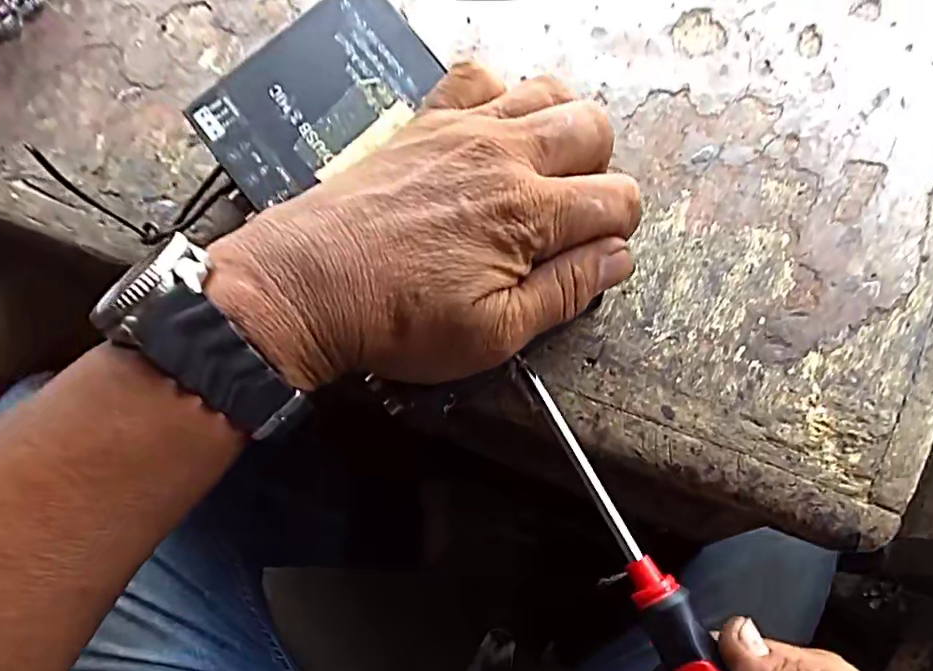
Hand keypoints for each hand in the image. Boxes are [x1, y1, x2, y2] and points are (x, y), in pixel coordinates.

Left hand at [205, 63, 640, 389]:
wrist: (312, 288)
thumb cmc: (399, 318)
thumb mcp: (498, 333)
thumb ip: (566, 292)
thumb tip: (615, 260)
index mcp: (528, 214)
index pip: (616, 199)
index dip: (619, 232)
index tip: (600, 256)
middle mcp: (502, 156)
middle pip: (593, 128)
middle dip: (602, 173)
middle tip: (576, 217)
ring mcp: (462, 130)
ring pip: (548, 90)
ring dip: (563, 131)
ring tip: (546, 178)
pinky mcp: (427, 122)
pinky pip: (481, 76)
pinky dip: (503, 99)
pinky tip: (496, 139)